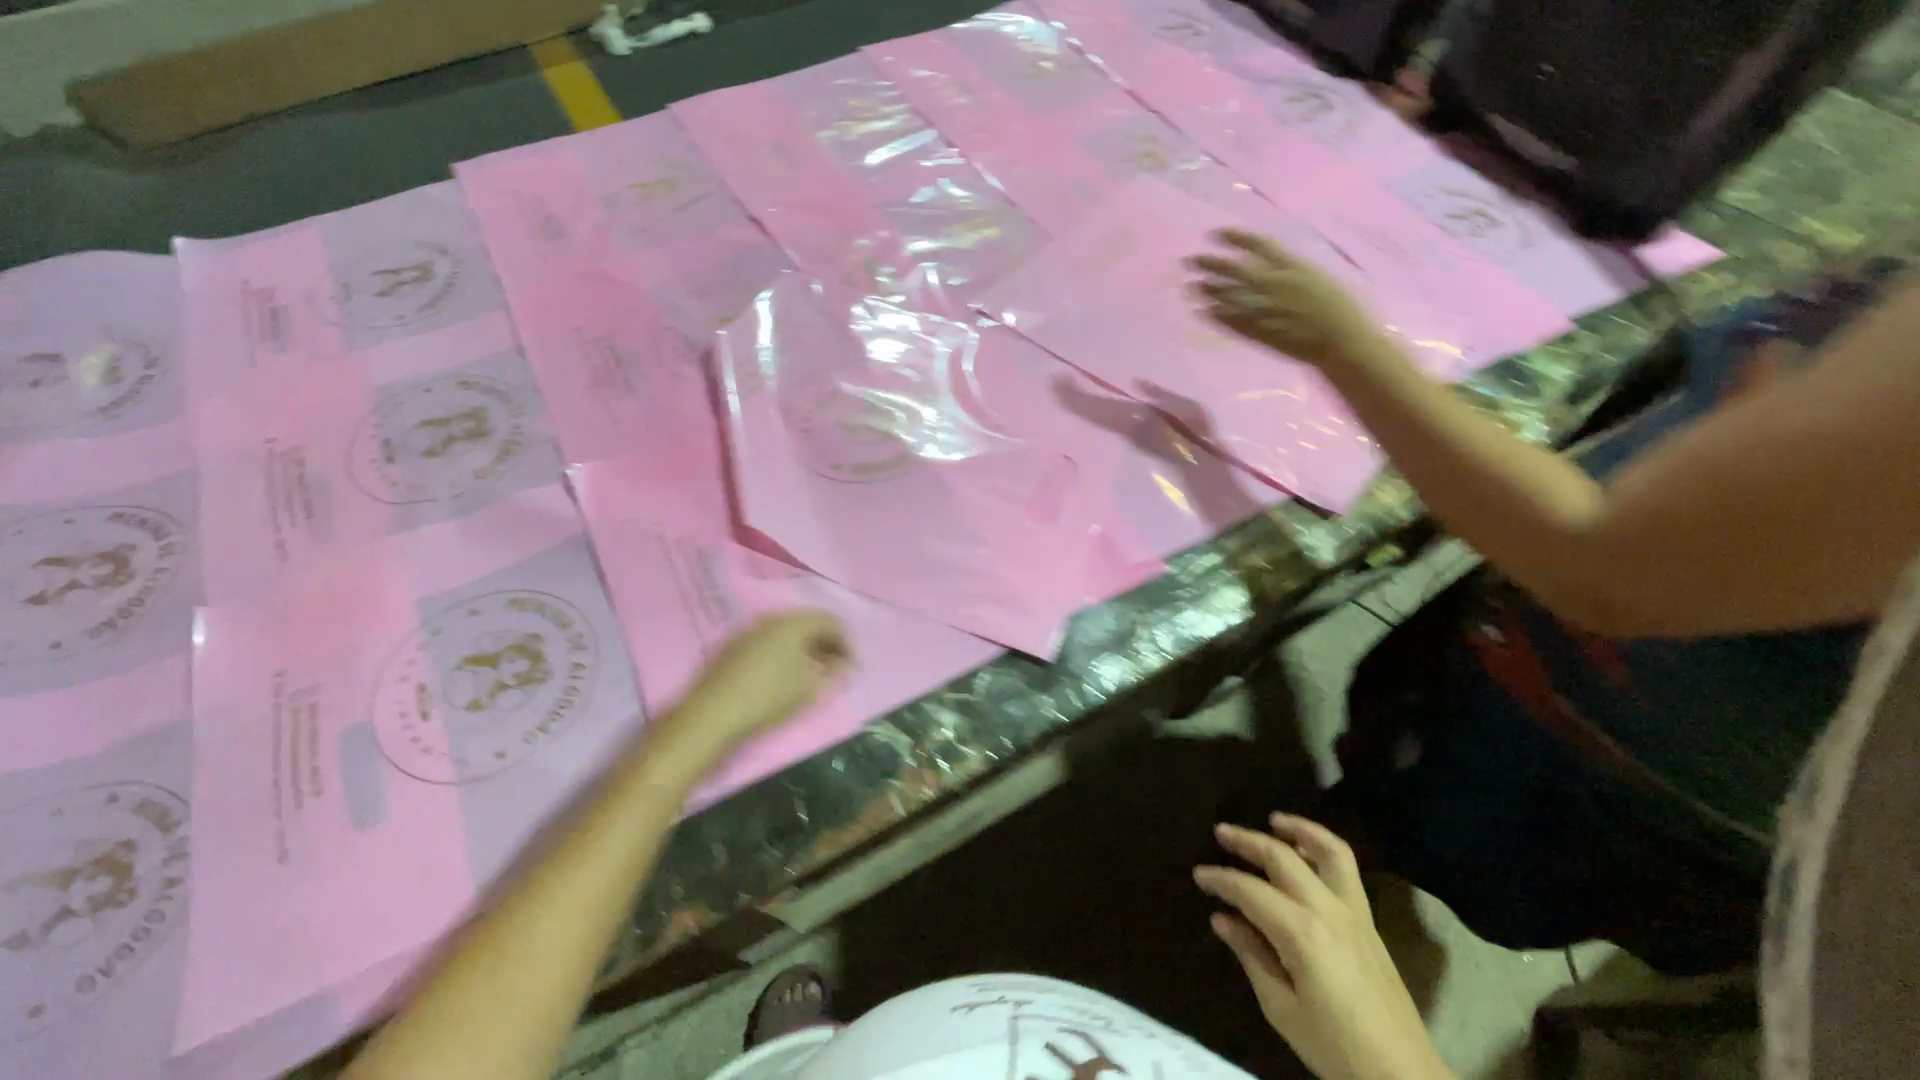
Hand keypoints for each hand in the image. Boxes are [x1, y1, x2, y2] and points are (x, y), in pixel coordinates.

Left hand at [674, 611, 852, 746]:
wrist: (712, 716)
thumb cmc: (769, 696)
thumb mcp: (811, 686)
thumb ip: (833, 671)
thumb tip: (843, 665)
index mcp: (793, 621)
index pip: (831, 621)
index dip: (847, 643)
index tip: (853, 668)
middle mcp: (769, 619)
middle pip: (806, 625)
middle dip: (825, 645)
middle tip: (835, 670)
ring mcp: (746, 633)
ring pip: (785, 636)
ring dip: (803, 652)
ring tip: (811, 677)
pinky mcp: (731, 651)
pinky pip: (767, 646)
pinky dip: (782, 657)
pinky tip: (783, 678)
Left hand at [1186, 230, 1396, 370]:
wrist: (1342, 342)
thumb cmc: (1344, 309)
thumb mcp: (1322, 278)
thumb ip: (1296, 270)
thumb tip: (1278, 263)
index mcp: (1293, 265)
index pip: (1257, 245)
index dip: (1234, 238)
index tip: (1217, 234)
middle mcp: (1273, 283)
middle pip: (1233, 269)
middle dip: (1210, 262)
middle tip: (1191, 260)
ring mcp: (1263, 308)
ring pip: (1227, 295)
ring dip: (1207, 289)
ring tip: (1192, 285)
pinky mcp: (1257, 331)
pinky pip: (1230, 320)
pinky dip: (1215, 314)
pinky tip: (1203, 311)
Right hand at [1195, 815, 1452, 1079]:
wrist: (1402, 1074)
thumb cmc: (1334, 1046)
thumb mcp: (1281, 1008)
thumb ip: (1251, 956)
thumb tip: (1223, 919)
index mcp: (1301, 933)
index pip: (1250, 890)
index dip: (1221, 879)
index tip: (1198, 875)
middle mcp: (1329, 911)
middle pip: (1284, 858)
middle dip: (1249, 841)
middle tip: (1221, 833)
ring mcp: (1355, 913)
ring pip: (1329, 852)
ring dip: (1299, 830)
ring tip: (1274, 820)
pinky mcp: (1370, 923)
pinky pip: (1346, 871)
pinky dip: (1323, 849)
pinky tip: (1307, 854)